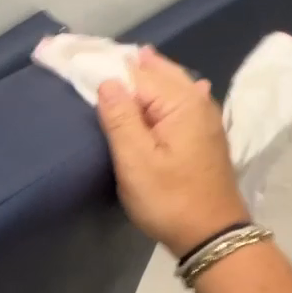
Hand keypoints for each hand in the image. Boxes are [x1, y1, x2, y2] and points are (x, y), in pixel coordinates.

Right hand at [96, 47, 249, 256]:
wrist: (212, 235)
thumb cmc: (169, 199)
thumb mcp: (135, 162)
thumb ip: (120, 118)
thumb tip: (107, 81)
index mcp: (179, 102)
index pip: (136, 73)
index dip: (107, 68)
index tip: (80, 60)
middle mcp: (197, 100)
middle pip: (158, 72)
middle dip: (130, 64)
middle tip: (97, 57)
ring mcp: (205, 117)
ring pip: (172, 84)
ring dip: (147, 76)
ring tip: (123, 64)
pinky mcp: (205, 134)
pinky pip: (180, 99)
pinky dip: (163, 91)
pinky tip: (163, 88)